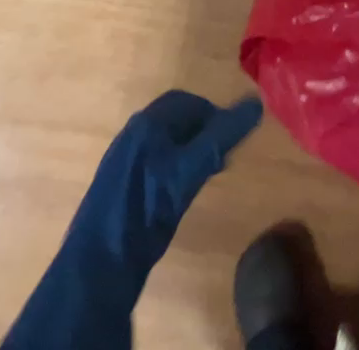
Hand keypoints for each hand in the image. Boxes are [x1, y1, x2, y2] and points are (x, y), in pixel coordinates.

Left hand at [2, 91, 262, 349]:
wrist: (102, 256)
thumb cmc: (149, 206)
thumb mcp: (192, 168)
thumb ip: (223, 135)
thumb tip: (256, 104)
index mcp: (148, 122)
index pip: (187, 101)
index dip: (213, 114)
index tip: (232, 136)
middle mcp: (133, 133)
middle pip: (175, 119)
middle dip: (203, 132)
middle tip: (224, 154)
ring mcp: (124, 158)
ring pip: (166, 141)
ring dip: (190, 150)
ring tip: (209, 172)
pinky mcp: (121, 182)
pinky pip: (154, 161)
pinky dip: (176, 165)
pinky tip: (182, 190)